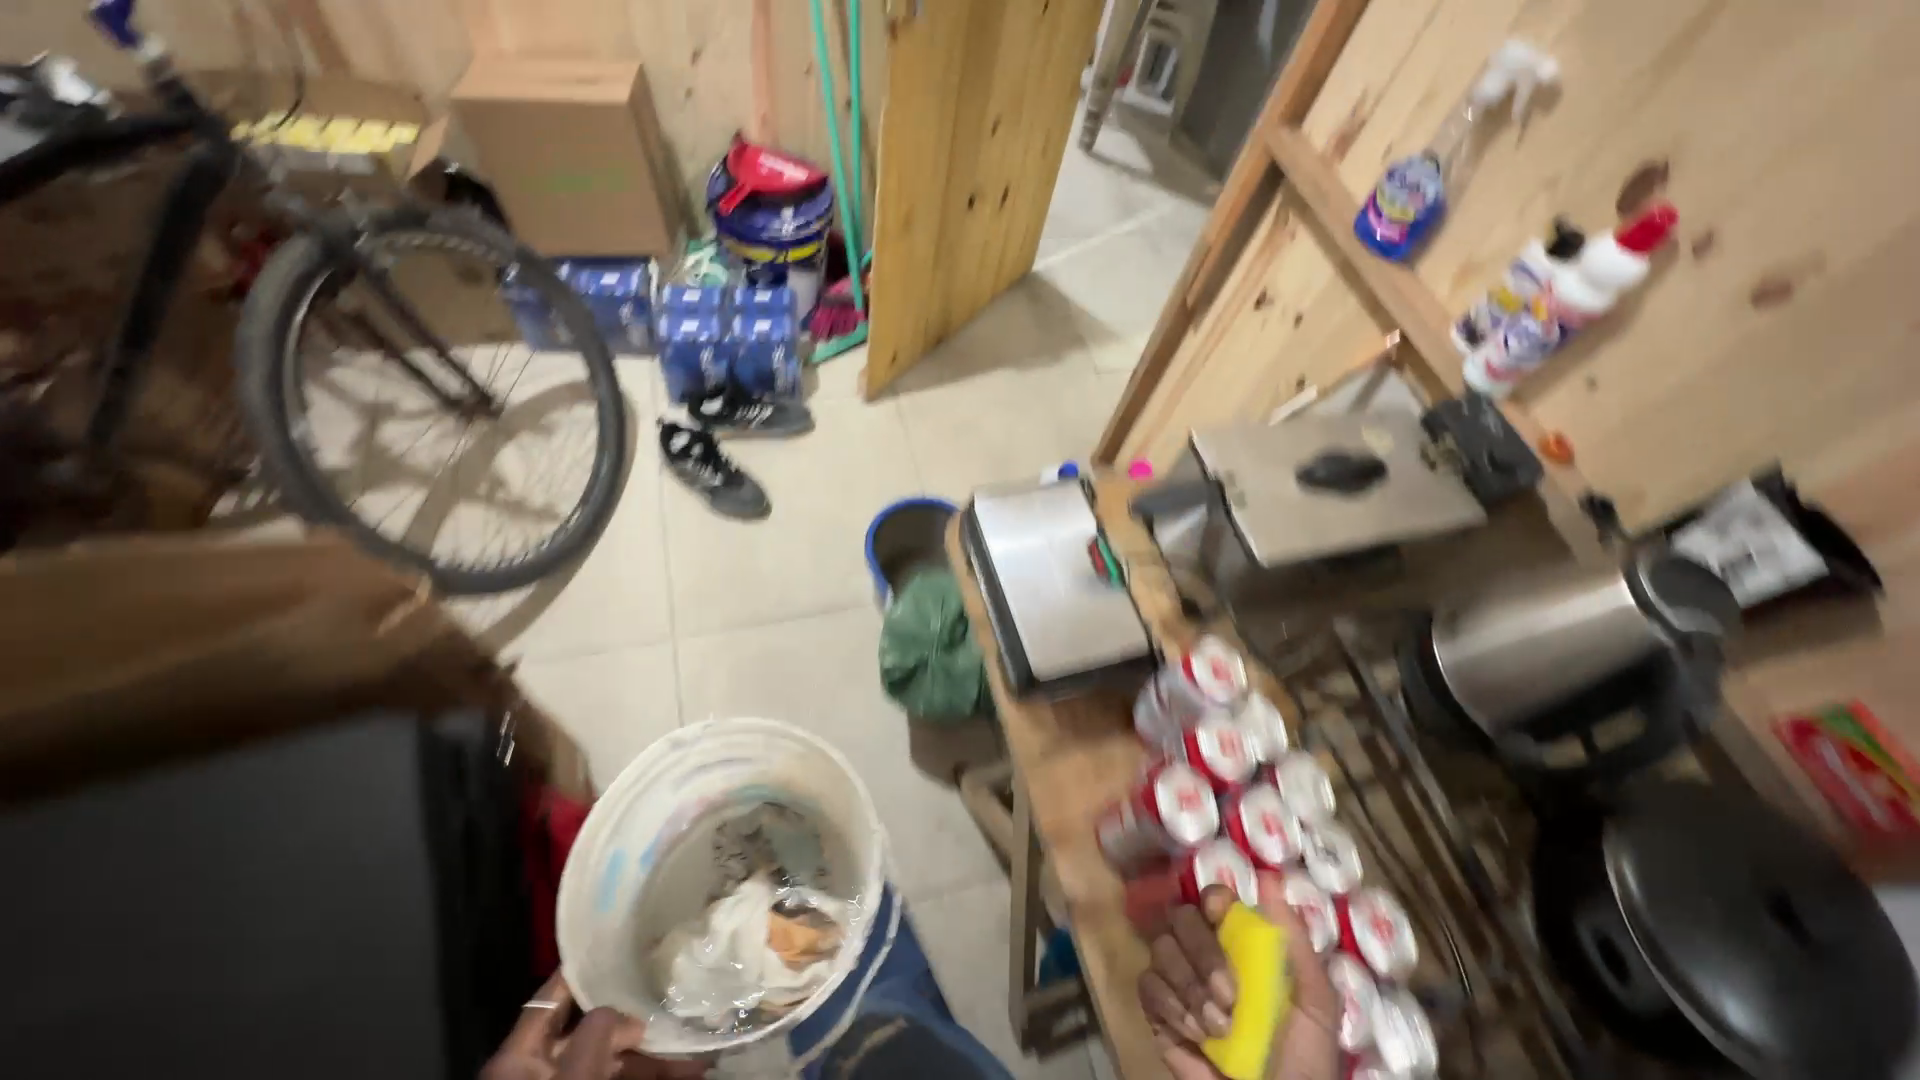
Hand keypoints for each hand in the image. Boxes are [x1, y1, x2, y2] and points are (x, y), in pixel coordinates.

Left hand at [480, 974, 709, 1079]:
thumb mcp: (574, 1079)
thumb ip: (598, 1036)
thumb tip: (625, 1014)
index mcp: (517, 1060)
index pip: (552, 997)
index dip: (583, 969)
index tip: (621, 943)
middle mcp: (535, 1074)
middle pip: (590, 1035)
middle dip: (640, 1030)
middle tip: (681, 1019)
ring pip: (609, 1068)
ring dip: (653, 1065)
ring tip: (698, 1065)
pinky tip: (685, 1077)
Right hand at [1137, 874, 1340, 1079]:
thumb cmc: (1302, 1062)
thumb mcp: (1314, 1004)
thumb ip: (1294, 942)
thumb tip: (1271, 877)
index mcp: (1243, 945)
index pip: (1214, 899)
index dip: (1212, 900)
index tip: (1220, 916)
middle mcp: (1205, 954)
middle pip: (1180, 917)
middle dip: (1203, 953)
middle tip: (1229, 996)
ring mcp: (1178, 982)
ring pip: (1160, 949)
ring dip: (1189, 986)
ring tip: (1218, 1027)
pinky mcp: (1157, 1012)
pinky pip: (1147, 985)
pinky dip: (1171, 1006)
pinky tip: (1196, 1033)